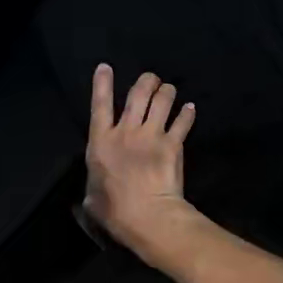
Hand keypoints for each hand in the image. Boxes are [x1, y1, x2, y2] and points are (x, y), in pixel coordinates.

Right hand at [85, 64, 198, 250]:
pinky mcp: (173, 143)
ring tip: (169, 89)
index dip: (102, 83)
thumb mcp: (92, 198)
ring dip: (167, 91)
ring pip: (162, 100)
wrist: (148, 215)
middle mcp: (126, 131)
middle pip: (138, 94)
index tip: (105, 67)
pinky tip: (190, 109)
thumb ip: (93, 185)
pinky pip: (183, 121)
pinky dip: (187, 113)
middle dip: (146, 81)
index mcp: (101, 142)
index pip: (100, 105)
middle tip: (151, 78)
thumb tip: (93, 191)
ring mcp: (152, 135)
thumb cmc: (115, 211)